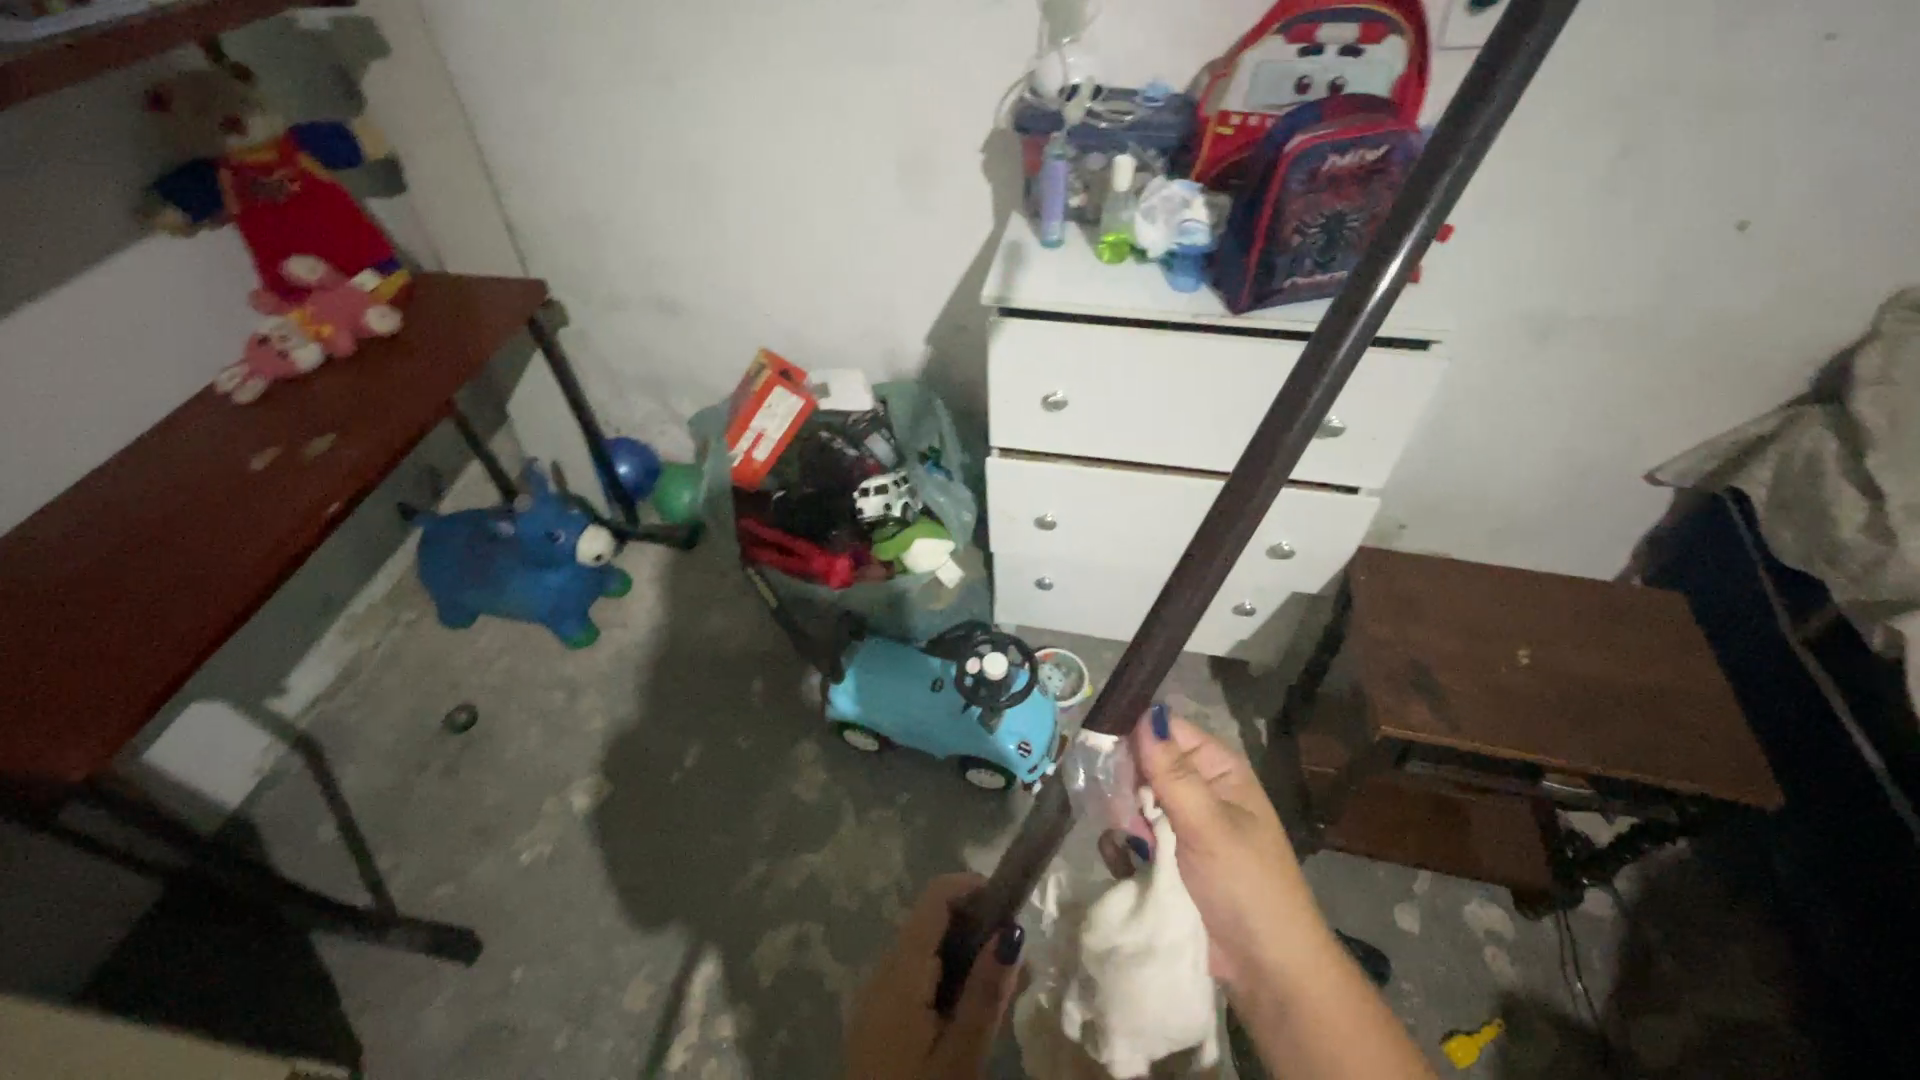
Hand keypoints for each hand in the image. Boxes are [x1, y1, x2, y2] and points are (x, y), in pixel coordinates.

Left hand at [845, 874, 1024, 1079]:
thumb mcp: (962, 1056)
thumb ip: (986, 992)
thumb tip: (1012, 928)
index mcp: (899, 973)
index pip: (934, 898)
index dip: (973, 887)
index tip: (1013, 904)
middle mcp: (880, 972)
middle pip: (930, 922)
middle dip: (977, 927)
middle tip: (1021, 962)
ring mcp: (874, 997)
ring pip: (924, 952)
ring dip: (964, 956)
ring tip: (1004, 990)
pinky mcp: (876, 1020)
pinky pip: (914, 979)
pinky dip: (946, 979)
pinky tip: (971, 1013)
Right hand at [1131, 707, 1333, 993]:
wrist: (1264, 965)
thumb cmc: (1247, 885)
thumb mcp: (1210, 826)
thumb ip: (1173, 774)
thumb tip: (1145, 715)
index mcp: (1218, 769)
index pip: (1166, 730)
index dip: (1133, 735)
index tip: (1099, 749)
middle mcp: (1197, 788)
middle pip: (1143, 763)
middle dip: (1126, 784)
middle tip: (1126, 813)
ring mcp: (1179, 823)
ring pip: (1131, 799)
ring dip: (1123, 817)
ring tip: (1133, 844)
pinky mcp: (1164, 855)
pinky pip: (1130, 834)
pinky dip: (1122, 844)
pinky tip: (1124, 860)